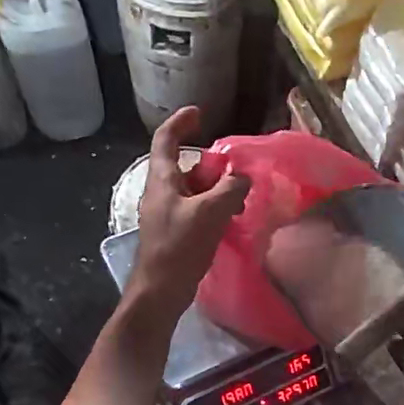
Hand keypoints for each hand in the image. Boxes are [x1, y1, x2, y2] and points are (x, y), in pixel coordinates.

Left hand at [128, 106, 249, 321]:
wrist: (160, 291)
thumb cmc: (179, 247)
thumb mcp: (209, 213)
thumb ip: (229, 190)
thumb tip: (242, 177)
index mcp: (162, 180)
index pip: (166, 140)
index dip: (181, 123)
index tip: (200, 113)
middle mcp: (162, 192)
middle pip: (186, 167)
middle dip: (211, 165)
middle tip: (235, 171)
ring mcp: (168, 214)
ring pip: (194, 191)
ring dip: (216, 189)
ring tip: (239, 198)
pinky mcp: (176, 233)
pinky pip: (197, 211)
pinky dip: (214, 209)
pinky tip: (230, 220)